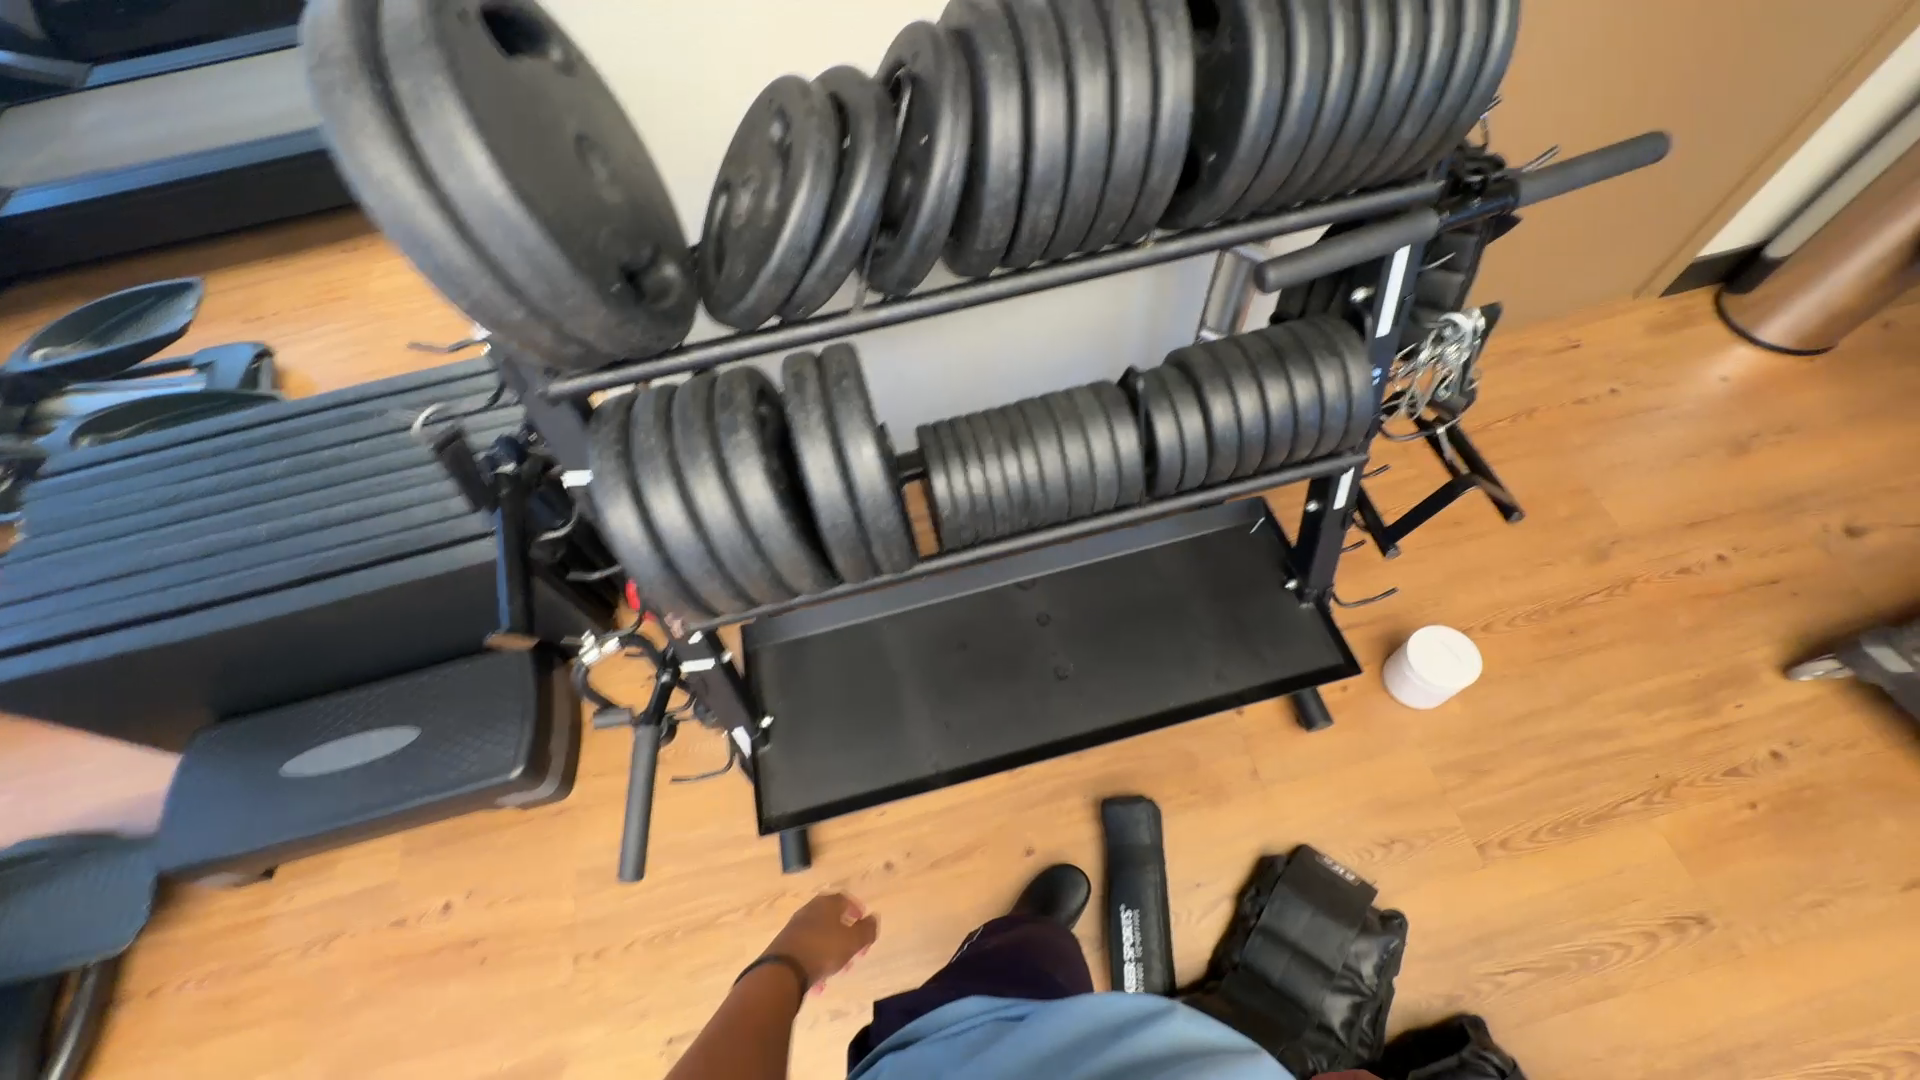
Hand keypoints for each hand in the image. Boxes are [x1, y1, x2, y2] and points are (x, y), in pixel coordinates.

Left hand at [765, 893, 878, 987]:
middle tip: (854, 953)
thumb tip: (873, 918)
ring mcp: (794, 929)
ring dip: (831, 953)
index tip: (863, 924)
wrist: (783, 970)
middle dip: (845, 937)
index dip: (856, 910)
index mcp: (826, 904)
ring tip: (838, 971)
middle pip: (831, 920)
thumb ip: (867, 929)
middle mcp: (809, 911)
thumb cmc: (823, 949)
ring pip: (819, 938)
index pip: (844, 899)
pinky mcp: (784, 947)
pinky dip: (815, 964)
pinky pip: (806, 952)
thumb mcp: (853, 940)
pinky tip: (819, 983)